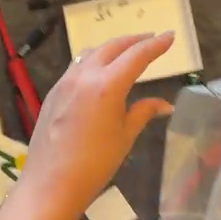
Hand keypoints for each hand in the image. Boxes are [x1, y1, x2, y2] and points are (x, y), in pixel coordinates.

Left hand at [17, 33, 174, 218]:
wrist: (50, 183)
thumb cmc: (95, 164)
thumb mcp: (124, 137)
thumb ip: (143, 112)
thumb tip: (164, 104)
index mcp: (107, 85)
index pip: (137, 56)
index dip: (155, 45)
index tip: (170, 36)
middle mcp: (84, 76)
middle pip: (112, 47)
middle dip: (133, 40)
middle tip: (150, 39)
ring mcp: (64, 82)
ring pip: (90, 54)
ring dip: (111, 48)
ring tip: (125, 52)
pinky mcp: (53, 93)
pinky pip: (76, 67)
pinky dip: (92, 61)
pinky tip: (98, 72)